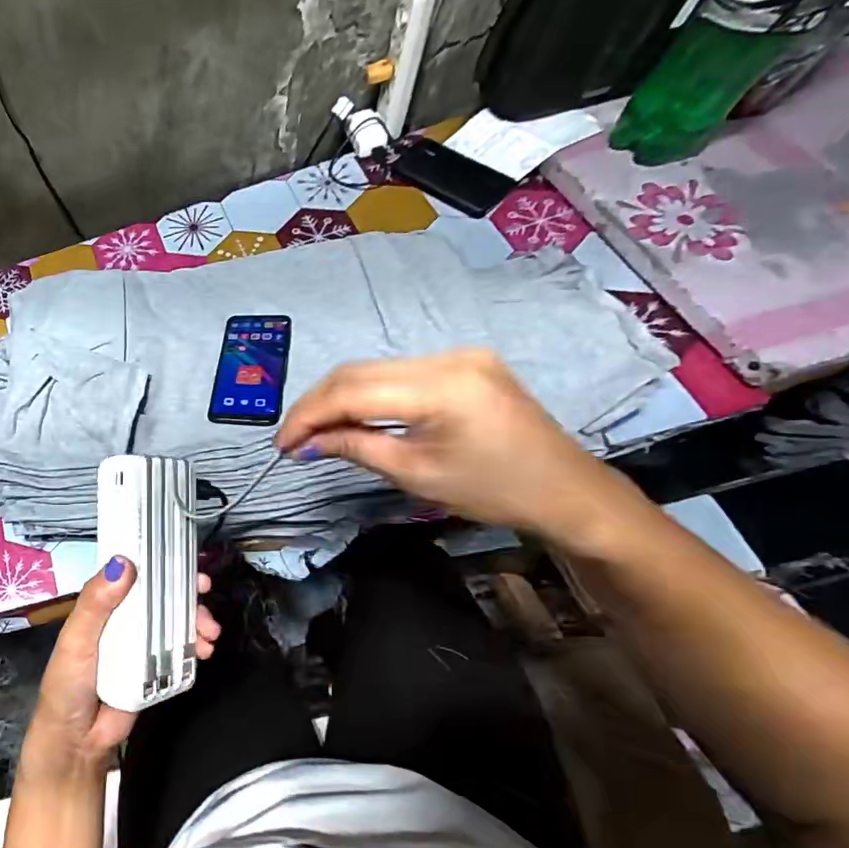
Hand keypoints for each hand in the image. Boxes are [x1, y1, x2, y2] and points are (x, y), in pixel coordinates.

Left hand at [22, 557, 219, 782]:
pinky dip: (197, 646)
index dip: (158, 565)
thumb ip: (96, 603)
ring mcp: (143, 645)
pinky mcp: (157, 669)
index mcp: (104, 607)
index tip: (181, 560)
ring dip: (197, 620)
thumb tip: (122, 563)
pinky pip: (181, 652)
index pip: (133, 576)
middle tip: (204, 591)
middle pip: (162, 597)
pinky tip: (205, 650)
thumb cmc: (68, 682)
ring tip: (209, 632)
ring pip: (176, 622)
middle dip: (186, 593)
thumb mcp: (77, 638)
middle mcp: (125, 621)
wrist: (78, 737)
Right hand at [273, 350, 651, 550]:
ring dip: (337, 399)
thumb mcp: (416, 474)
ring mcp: (459, 356)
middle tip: (291, 440)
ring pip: (373, 369)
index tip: (281, 445)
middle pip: (357, 372)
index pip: (351, 391)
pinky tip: (351, 418)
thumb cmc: (493, 491)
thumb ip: (356, 447)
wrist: (567, 491)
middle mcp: (449, 358)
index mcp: (442, 387)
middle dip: (316, 405)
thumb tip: (308, 442)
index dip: (308, 416)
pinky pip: (397, 374)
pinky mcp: (464, 363)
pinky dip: (366, 395)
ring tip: (315, 433)